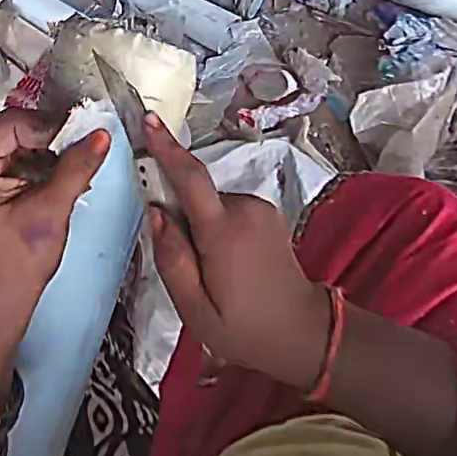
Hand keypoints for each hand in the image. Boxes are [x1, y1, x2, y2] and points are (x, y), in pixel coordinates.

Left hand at [0, 109, 109, 336]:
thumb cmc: (15, 265)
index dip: (48, 126)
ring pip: (24, 140)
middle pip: (16, 128)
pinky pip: (26, 156)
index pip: (10, 125)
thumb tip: (98, 137)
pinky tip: (69, 171)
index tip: (81, 134)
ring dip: (54, 148)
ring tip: (80, 160)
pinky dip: (50, 160)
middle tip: (85, 142)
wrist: (5, 300)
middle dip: (53, 136)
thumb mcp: (50, 211)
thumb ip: (75, 169)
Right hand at [143, 114, 334, 387]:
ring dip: (197, 224)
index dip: (166, 147)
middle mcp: (245, 209)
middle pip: (194, 194)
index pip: (190, 178)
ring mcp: (259, 208)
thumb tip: (154, 213)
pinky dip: (213, 225)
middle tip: (186, 261)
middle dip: (177, 214)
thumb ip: (171, 258)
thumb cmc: (245, 329)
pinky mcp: (265, 212)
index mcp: (224, 232)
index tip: (149, 120)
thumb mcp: (195, 309)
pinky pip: (223, 208)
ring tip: (209, 269)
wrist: (307, 335)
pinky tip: (224, 260)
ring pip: (208, 203)